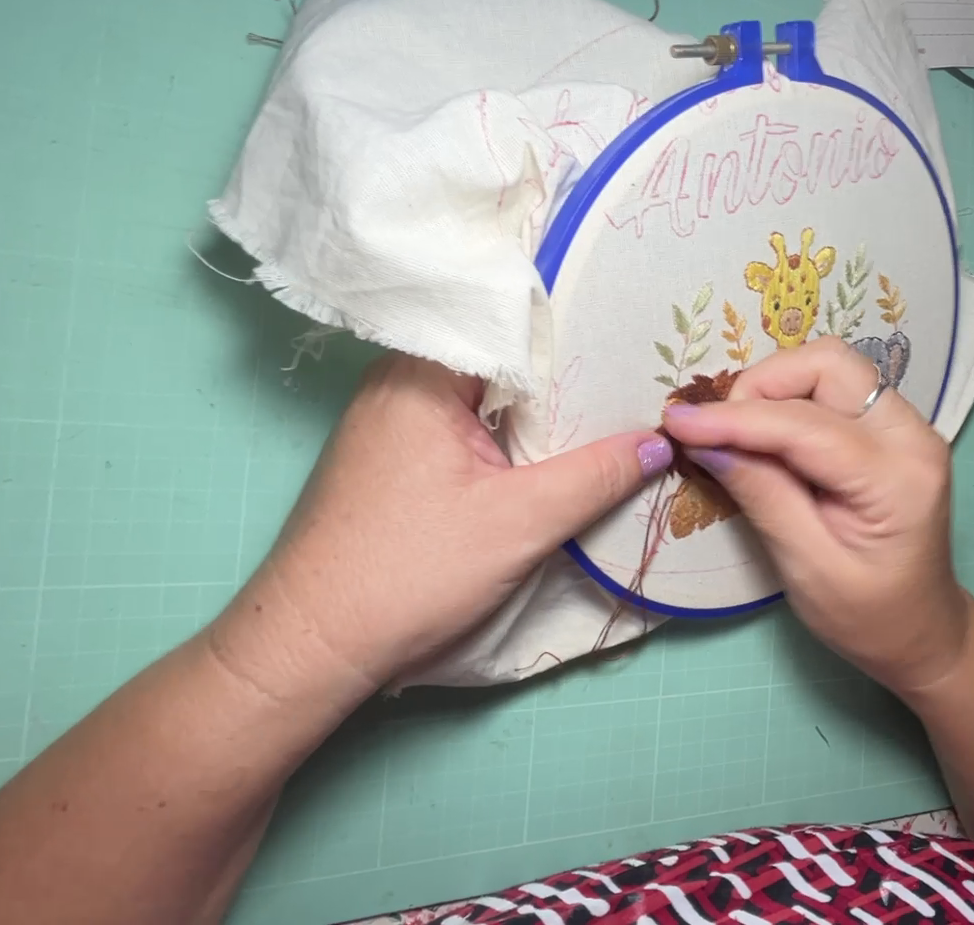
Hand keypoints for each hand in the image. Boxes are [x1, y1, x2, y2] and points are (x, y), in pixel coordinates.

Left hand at [214, 352, 672, 694]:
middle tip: (632, 373)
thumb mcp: (522, 522)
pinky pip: (467, 426)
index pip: (509, 323)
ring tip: (607, 406)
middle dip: (564, 372)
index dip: (573, 324)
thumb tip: (661, 441)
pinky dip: (509, 434)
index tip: (629, 331)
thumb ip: (598, 475)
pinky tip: (551, 450)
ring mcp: (393, 420)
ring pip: (485, 397)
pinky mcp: (395, 457)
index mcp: (421, 373)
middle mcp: (400, 381)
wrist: (312, 649)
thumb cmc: (410, 572)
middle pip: (501, 360)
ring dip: (539, 409)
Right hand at [660, 338, 967, 694]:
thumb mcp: (806, 568)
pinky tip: (767, 434)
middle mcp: (912, 434)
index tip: (677, 423)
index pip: (806, 425)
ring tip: (741, 434)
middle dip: (763, 385)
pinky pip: (835, 386)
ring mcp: (907, 425)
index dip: (735, 419)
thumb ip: (761, 494)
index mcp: (898, 478)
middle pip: (829, 363)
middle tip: (722, 432)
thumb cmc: (867, 616)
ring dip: (775, 387)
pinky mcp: (892, 426)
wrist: (922, 631)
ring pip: (830, 365)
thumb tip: (704, 439)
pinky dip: (791, 397)